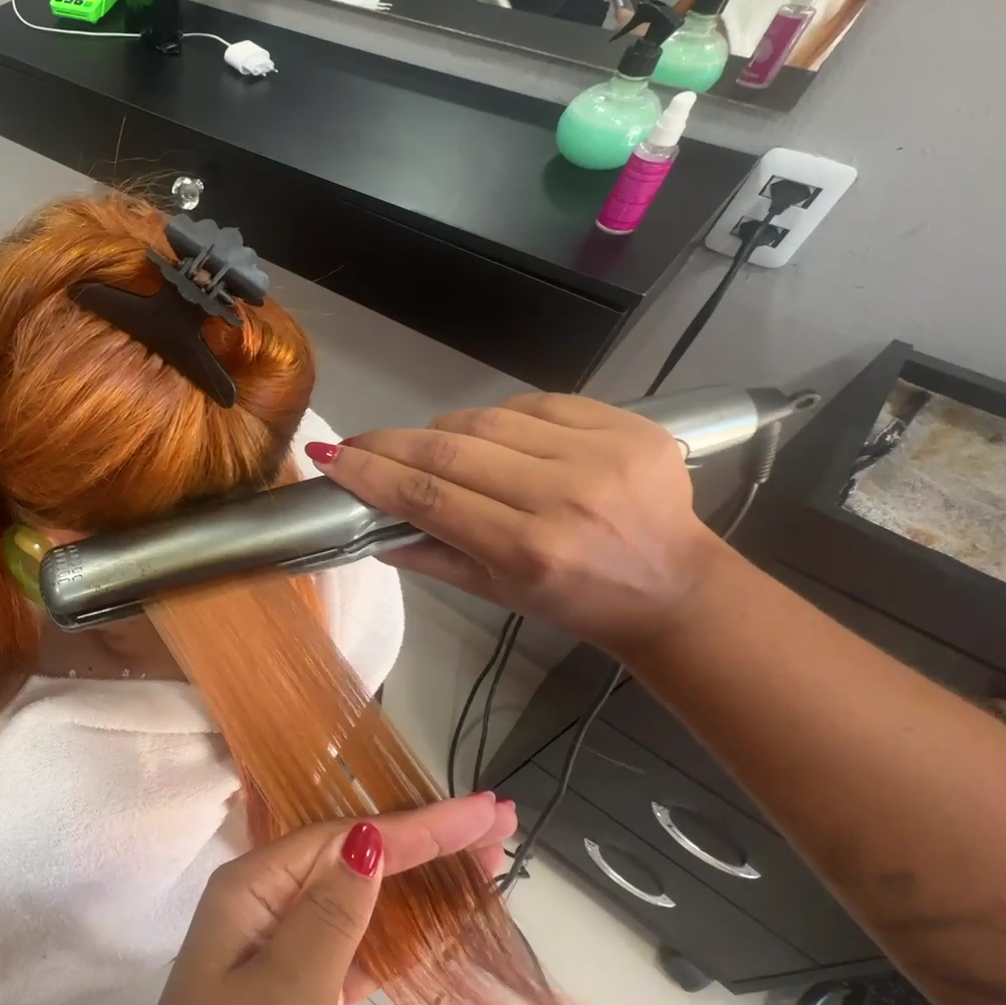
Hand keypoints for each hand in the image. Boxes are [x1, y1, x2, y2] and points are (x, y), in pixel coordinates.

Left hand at [151, 795, 515, 1004]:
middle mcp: (264, 901)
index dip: (418, 825)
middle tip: (496, 822)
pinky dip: (398, 932)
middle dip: (425, 841)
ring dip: (419, 882)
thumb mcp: (286, 986)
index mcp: (252, 885)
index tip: (485, 811)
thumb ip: (330, 915)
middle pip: (354, 858)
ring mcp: (279, 944)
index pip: (345, 839)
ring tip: (480, 862)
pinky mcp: (296, 987)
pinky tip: (437, 922)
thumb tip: (368, 837)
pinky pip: (354, 946)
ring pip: (360, 900)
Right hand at [306, 393, 732, 651]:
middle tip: (357, 442)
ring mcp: (602, 454)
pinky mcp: (629, 425)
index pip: (428, 496)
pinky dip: (499, 418)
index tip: (330, 455)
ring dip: (443, 431)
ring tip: (431, 448)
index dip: (371, 473)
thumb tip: (369, 530)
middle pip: (449, 451)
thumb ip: (430, 557)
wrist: (675, 585)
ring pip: (486, 420)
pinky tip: (494, 437)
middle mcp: (566, 496)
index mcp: (530, 549)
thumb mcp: (495, 594)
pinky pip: (534, 403)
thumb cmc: (575, 600)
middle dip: (390, 443)